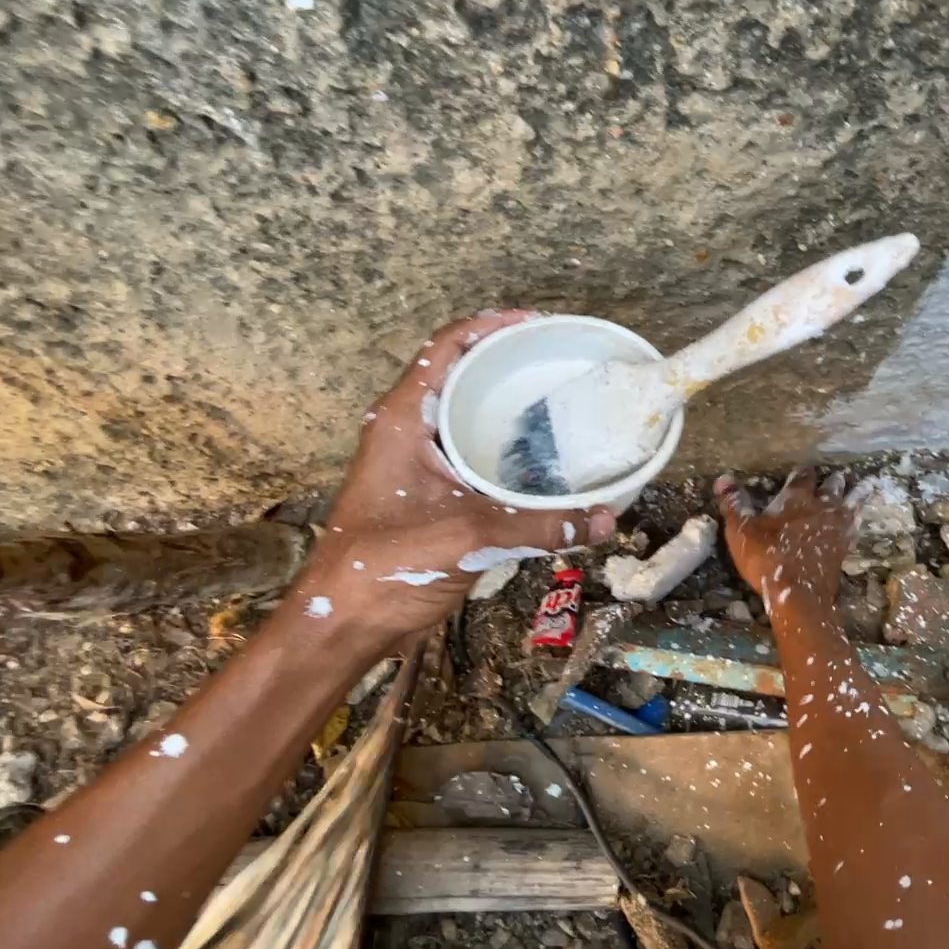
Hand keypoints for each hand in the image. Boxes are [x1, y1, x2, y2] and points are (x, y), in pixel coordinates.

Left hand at [295, 312, 616, 646]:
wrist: (343, 625)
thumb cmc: (385, 569)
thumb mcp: (466, 537)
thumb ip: (537, 527)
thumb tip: (605, 520)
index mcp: (403, 420)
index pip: (445, 347)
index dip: (488, 324)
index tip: (536, 322)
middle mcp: (409, 432)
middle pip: (459, 375)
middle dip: (505, 363)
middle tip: (558, 363)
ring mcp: (418, 464)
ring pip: (466, 417)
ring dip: (504, 407)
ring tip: (557, 404)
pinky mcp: (430, 494)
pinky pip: (472, 455)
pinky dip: (504, 449)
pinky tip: (540, 462)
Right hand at [714, 468, 860, 606]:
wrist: (799, 594)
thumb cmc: (767, 558)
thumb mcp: (742, 530)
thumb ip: (734, 503)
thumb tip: (723, 477)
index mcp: (795, 499)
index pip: (802, 477)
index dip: (803, 472)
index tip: (805, 468)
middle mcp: (820, 508)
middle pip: (831, 487)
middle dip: (833, 480)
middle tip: (839, 474)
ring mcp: (836, 528)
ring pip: (851, 504)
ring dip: (857, 493)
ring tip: (868, 484)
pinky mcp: (843, 548)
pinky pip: (854, 527)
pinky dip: (858, 519)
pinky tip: (859, 521)